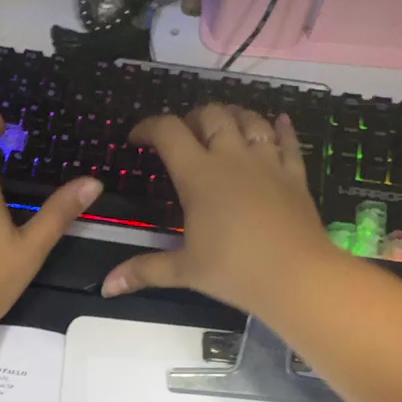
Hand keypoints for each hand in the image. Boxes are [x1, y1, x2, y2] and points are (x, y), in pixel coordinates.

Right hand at [101, 104, 341, 318]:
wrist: (295, 275)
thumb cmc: (234, 271)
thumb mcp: (185, 271)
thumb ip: (145, 271)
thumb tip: (107, 286)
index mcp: (200, 176)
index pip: (169, 133)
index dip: (148, 127)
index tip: (137, 138)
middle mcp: (232, 158)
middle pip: (211, 115)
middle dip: (192, 118)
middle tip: (183, 135)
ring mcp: (267, 162)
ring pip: (249, 120)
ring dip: (233, 116)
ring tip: (223, 126)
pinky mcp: (294, 174)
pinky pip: (287, 141)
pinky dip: (280, 129)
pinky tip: (278, 124)